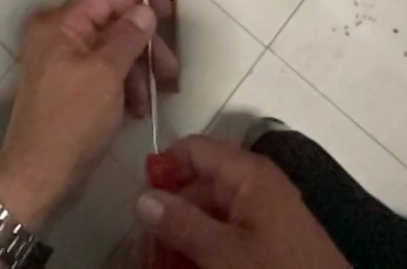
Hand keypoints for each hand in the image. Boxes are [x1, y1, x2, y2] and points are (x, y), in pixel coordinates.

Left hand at [0, 0, 174, 227]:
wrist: (38, 177)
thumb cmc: (72, 120)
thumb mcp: (106, 74)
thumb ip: (128, 36)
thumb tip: (145, 9)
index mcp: (59, 24)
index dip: (138, 4)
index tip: (171, 13)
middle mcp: (56, 36)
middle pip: (110, 27)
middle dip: (142, 48)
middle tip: (170, 71)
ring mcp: (60, 62)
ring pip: (109, 53)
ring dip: (135, 72)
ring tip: (148, 101)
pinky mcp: (67, 87)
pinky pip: (101, 74)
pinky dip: (121, 87)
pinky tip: (135, 109)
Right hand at [135, 135, 348, 268]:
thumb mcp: (224, 255)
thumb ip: (181, 223)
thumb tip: (142, 196)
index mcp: (248, 174)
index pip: (194, 150)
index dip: (163, 169)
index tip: (137, 203)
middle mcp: (255, 187)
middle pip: (198, 188)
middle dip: (169, 218)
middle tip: (144, 255)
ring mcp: (264, 218)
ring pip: (209, 218)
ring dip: (183, 242)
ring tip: (163, 267)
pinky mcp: (269, 247)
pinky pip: (227, 240)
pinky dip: (205, 254)